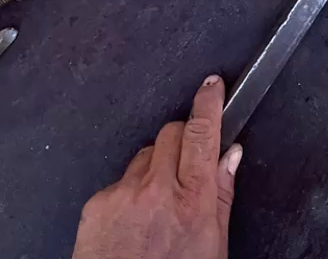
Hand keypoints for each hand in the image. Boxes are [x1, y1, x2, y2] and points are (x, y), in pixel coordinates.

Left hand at [72, 75, 242, 258]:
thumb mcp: (212, 246)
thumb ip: (221, 194)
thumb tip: (231, 154)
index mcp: (193, 199)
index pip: (203, 133)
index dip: (208, 102)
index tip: (212, 85)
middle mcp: (158, 189)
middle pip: (172, 133)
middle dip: (181, 141)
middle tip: (184, 168)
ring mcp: (124, 194)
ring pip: (144, 155)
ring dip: (153, 169)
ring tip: (155, 207)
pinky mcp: (97, 204)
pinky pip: (119, 181)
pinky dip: (127, 194)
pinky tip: (130, 223)